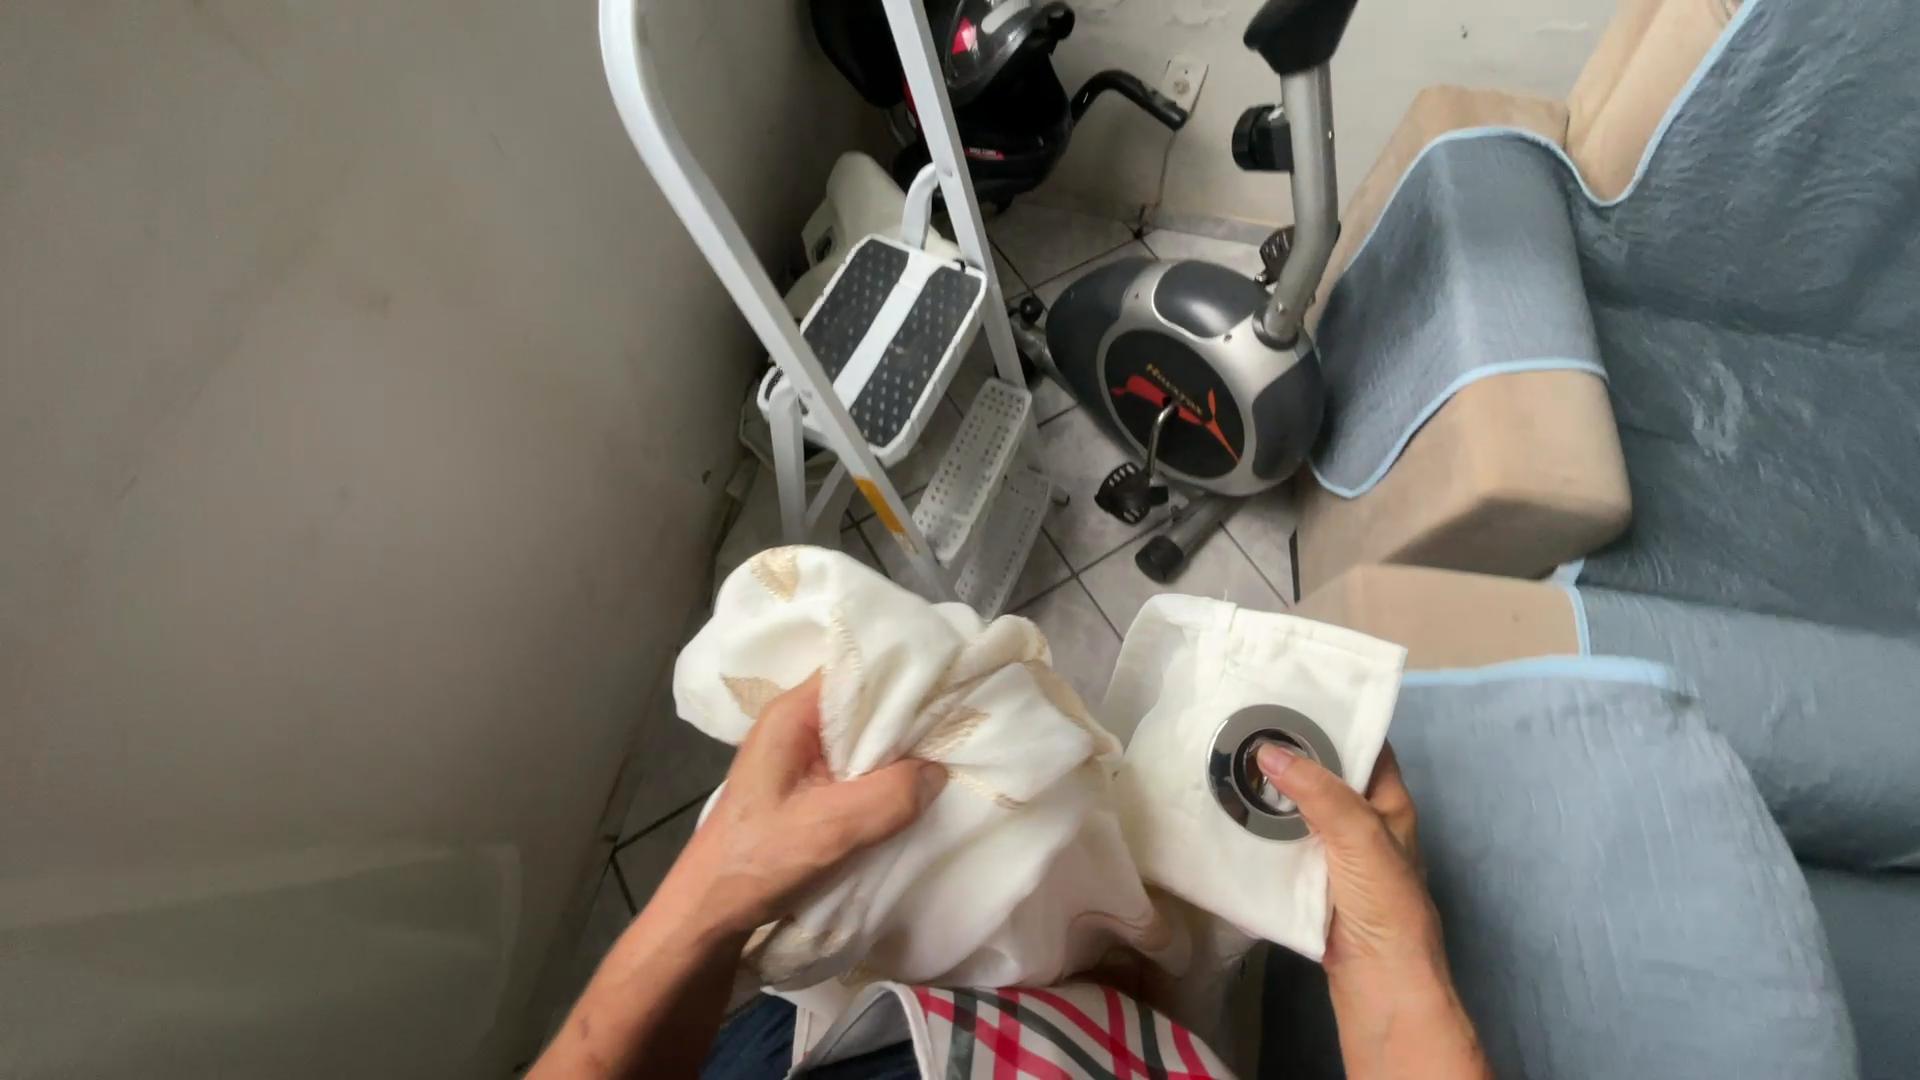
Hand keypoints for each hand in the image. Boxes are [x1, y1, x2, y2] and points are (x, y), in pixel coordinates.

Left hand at [657, 674, 947, 939]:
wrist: (710, 914)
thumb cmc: (756, 863)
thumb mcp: (829, 829)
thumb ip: (889, 797)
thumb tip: (938, 771)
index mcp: (793, 714)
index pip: (856, 670)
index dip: (901, 676)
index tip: (947, 686)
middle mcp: (798, 722)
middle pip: (864, 702)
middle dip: (906, 715)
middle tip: (955, 723)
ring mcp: (803, 753)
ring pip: (864, 736)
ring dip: (898, 748)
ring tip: (945, 750)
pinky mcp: (810, 782)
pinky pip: (858, 763)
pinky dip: (885, 771)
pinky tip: (913, 782)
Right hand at [1257, 742, 1489, 1079]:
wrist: (1375, 981)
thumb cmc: (1384, 904)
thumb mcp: (1361, 839)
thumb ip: (1320, 793)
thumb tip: (1268, 750)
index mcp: (1385, 800)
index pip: (1362, 742)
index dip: (1332, 715)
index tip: (1288, 690)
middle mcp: (1358, 815)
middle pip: (1322, 767)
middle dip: (1286, 745)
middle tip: (1242, 715)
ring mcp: (1329, 842)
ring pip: (1295, 798)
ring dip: (1266, 780)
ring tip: (1224, 748)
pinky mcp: (1303, 866)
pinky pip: (1277, 830)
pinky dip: (1256, 815)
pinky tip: (1226, 799)